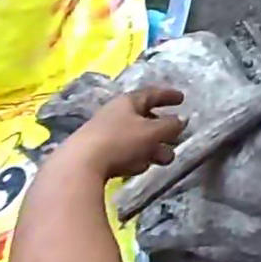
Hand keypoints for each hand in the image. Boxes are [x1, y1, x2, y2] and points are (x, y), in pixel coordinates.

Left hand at [61, 87, 186, 179]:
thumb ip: (169, 126)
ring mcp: (104, 134)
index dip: (167, 95)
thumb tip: (182, 120)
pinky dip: (136, 156)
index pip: (151, 94)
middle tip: (176, 139)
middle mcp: (115, 114)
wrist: (78, 167)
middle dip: (162, 129)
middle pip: (144, 118)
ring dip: (153, 147)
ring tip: (166, 160)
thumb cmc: (119, 142)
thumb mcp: (150, 132)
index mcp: (127, 102)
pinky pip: (123, 151)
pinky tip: (141, 167)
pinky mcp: (96, 154)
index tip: (182, 99)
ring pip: (135, 138)